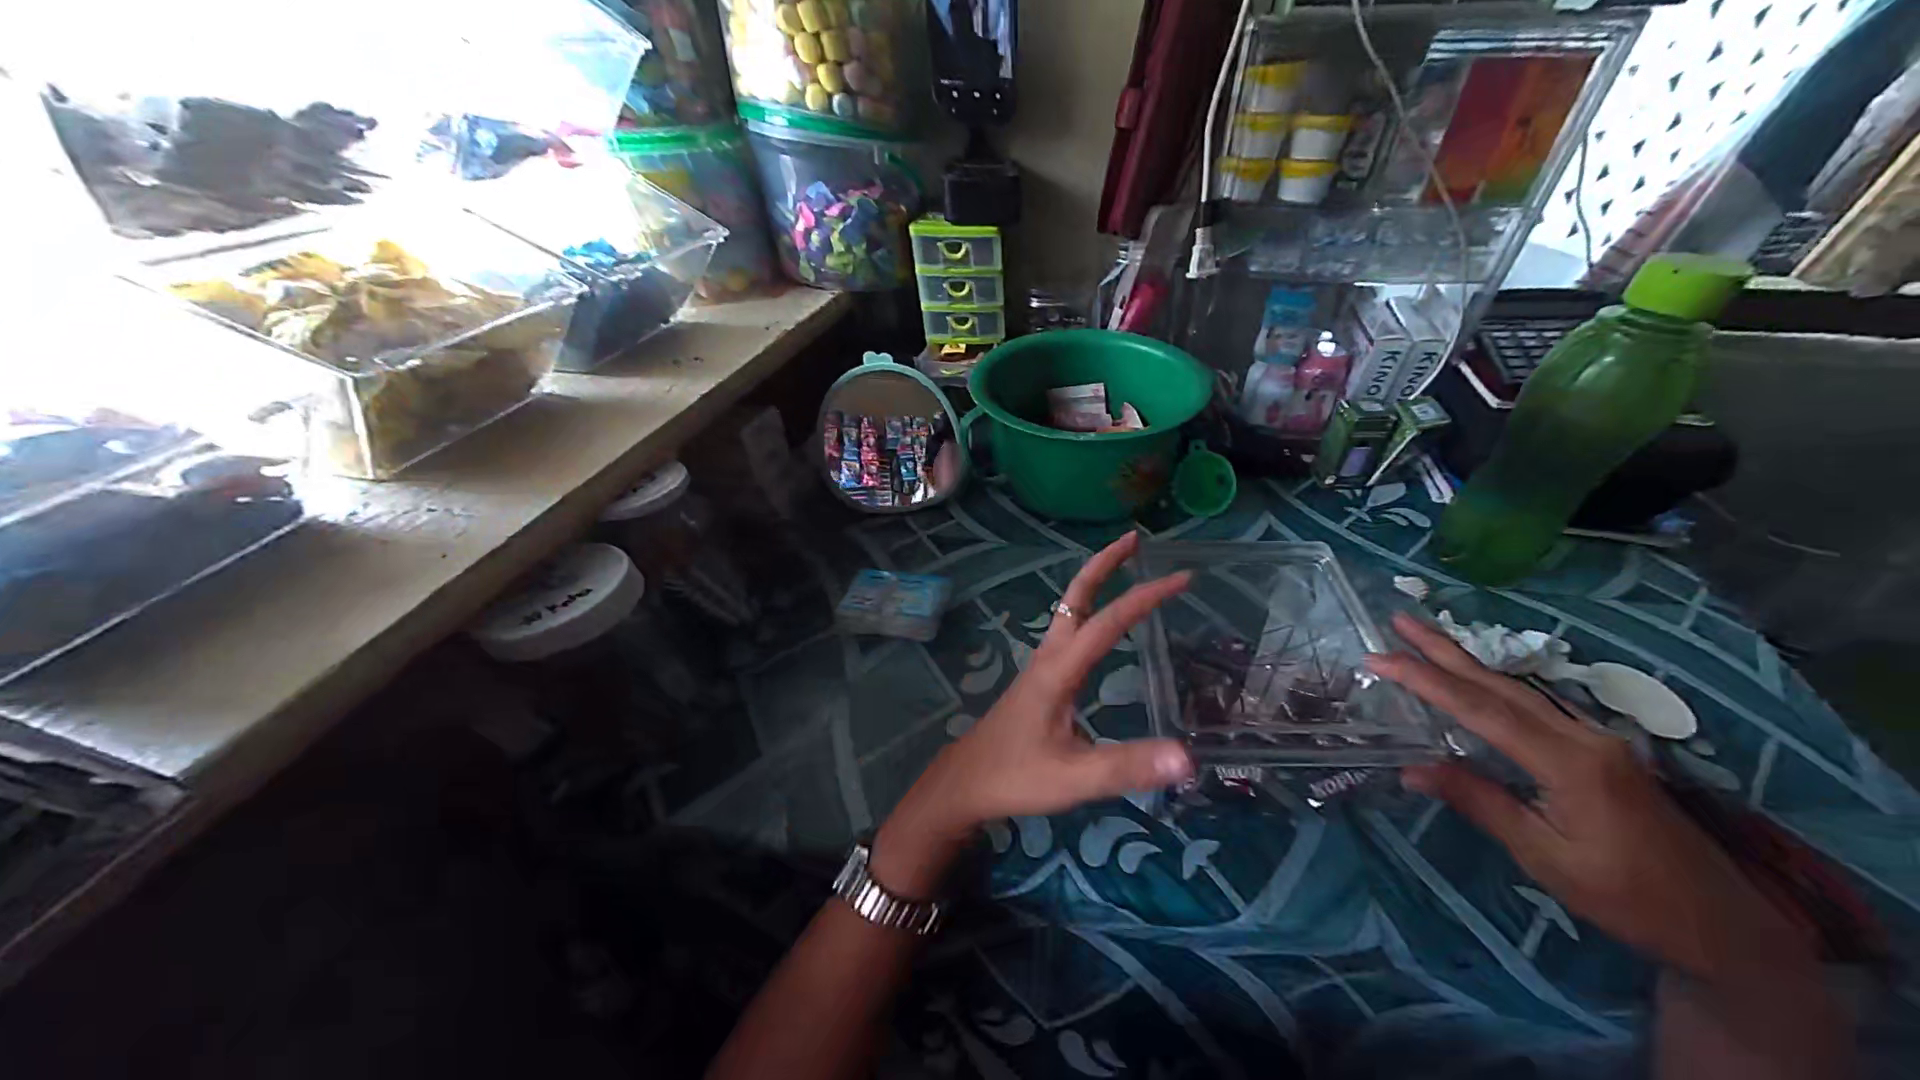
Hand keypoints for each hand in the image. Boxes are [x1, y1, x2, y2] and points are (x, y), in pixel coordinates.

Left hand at [874, 533, 1194, 895]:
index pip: (1107, 622)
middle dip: (1105, 565)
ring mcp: (1041, 666)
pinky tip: (1102, 626)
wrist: (965, 783)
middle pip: (1075, 597)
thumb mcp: (1073, 778)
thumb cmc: (1014, 776)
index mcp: (1058, 671)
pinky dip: (1087, 610)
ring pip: (1068, 610)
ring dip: (1094, 583)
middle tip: (1135, 540)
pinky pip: (1066, 630)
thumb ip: (1126, 767)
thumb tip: (1187, 757)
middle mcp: (1049, 658)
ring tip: (1125, 568)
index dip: (1144, 597)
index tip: (1181, 578)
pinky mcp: (1040, 680)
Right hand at [1368, 612, 1817, 985]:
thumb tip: (1411, 769)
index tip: (1379, 659)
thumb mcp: (1545, 856)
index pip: (1481, 709)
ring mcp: (1596, 740)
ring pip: (1518, 690)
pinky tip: (1475, 679)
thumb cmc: (1629, 897)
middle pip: (1500, 685)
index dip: (1426, 680)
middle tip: (1398, 621)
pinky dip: (1492, 684)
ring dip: (1466, 661)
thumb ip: (1480, 803)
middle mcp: (1583, 737)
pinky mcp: (1600, 750)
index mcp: (1569, 762)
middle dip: (1444, 650)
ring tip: (1424, 637)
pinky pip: (1535, 705)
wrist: (1725, 927)